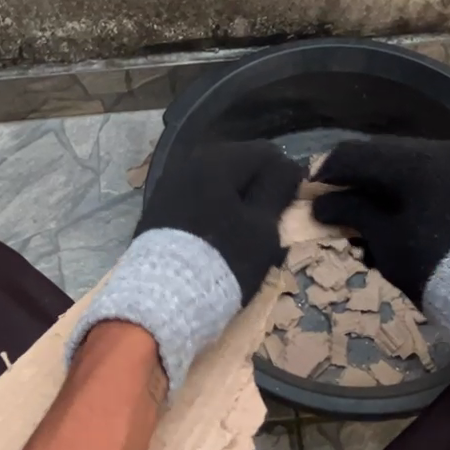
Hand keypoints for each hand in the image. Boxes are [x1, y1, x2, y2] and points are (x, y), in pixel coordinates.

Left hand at [136, 141, 304, 297]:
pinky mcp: (157, 206)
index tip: (292, 204)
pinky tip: (216, 235)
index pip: (266, 153)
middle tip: (270, 220)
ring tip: (244, 231)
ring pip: (216, 181)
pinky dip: (212, 209)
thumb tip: (288, 167)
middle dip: (257, 186)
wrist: (163, 296)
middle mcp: (190, 161)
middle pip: (238, 163)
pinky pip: (196, 197)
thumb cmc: (222, 258)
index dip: (285, 175)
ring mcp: (170, 183)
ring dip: (234, 198)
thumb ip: (277, 191)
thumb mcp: (262, 227)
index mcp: (219, 160)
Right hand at [312, 137, 449, 393]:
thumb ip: (352, 213)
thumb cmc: (442, 272)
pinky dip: (415, 189)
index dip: (329, 170)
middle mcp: (448, 150)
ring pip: (414, 164)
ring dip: (386, 183)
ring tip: (368, 212)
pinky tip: (402, 212)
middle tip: (336, 200)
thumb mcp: (388, 243)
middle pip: (388, 155)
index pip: (359, 154)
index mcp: (419, 162)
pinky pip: (439, 175)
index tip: (310, 188)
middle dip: (358, 177)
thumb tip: (320, 203)